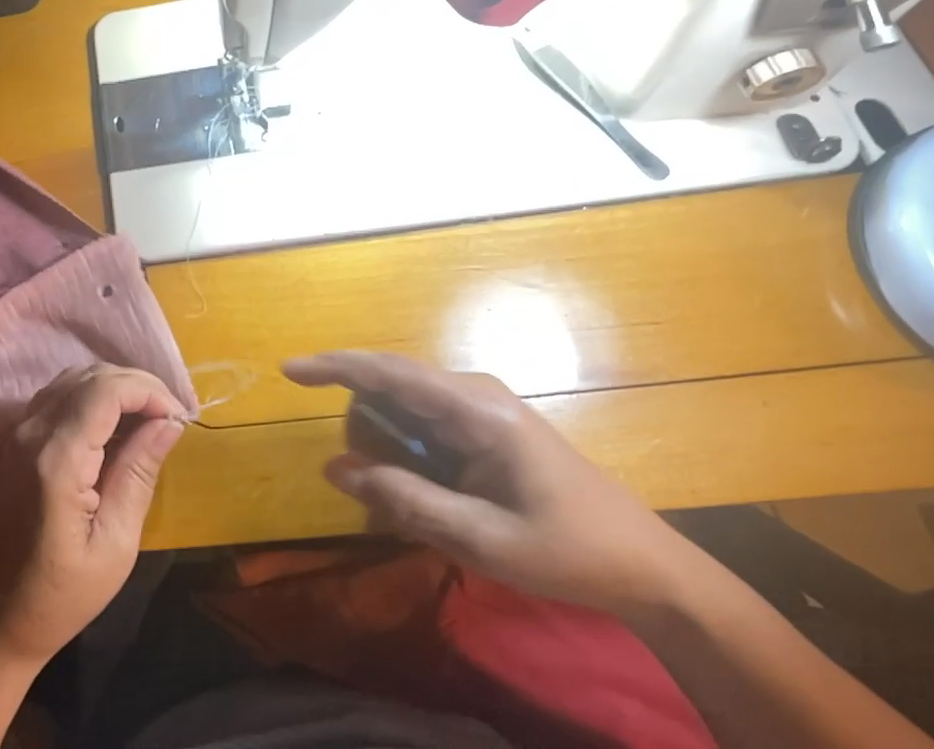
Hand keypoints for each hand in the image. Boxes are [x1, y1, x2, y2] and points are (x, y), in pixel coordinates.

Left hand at [0, 364, 188, 668]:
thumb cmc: (61, 595)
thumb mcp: (115, 543)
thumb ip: (139, 473)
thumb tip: (170, 423)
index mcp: (57, 459)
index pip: (106, 389)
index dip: (149, 391)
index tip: (181, 417)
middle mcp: (31, 434)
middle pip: (90, 377)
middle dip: (138, 386)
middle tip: (172, 418)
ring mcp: (17, 435)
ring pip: (72, 380)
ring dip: (115, 388)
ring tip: (151, 419)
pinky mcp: (14, 443)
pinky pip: (57, 398)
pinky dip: (92, 398)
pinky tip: (117, 426)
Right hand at [286, 351, 697, 617]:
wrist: (644, 566)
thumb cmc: (567, 550)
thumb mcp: (481, 537)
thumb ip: (406, 501)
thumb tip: (336, 468)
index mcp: (480, 412)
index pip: (393, 373)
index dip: (337, 367)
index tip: (289, 370)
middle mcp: (476, 395)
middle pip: (392, 385)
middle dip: (361, 421)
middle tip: (366, 482)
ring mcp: (481, 409)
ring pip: (404, 406)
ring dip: (384, 443)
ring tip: (401, 499)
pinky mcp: (483, 427)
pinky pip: (422, 425)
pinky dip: (403, 452)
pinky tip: (416, 491)